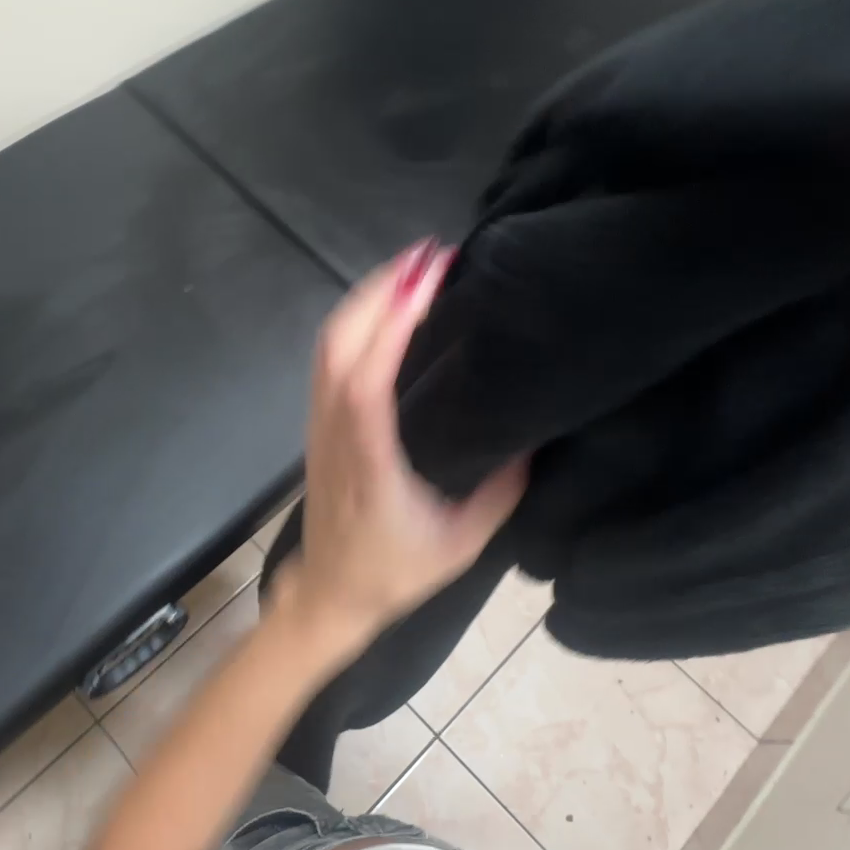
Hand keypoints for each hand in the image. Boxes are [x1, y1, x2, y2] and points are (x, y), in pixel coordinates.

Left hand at [274, 239, 528, 649]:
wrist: (331, 592)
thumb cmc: (395, 571)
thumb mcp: (462, 542)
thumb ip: (500, 491)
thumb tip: (532, 437)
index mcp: (369, 463)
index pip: (367, 382)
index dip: (391, 324)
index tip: (428, 278)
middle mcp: (335, 434)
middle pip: (338, 347)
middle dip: (378, 291)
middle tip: (430, 256)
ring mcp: (318, 427)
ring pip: (326, 348)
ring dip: (365, 301)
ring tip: (413, 270)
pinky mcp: (316, 425)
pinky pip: (327, 361)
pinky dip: (354, 323)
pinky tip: (385, 309)